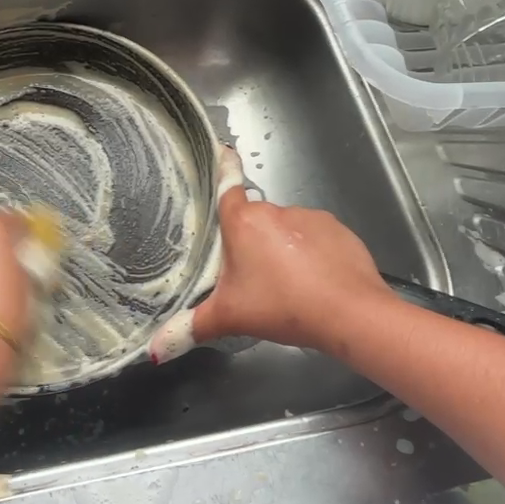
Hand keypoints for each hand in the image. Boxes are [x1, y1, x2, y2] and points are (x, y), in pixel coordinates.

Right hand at [178, 148, 392, 356]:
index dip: (221, 172)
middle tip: (253, 276)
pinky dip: (312, 253)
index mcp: (243, 221)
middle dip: (252, 242)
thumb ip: (192, 327)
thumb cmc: (282, 307)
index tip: (221, 153)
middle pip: (254, 219)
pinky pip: (315, 237)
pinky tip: (316, 281)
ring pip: (285, 229)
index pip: (226, 186)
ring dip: (283, 248)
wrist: (350, 313)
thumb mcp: (230, 318)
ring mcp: (309, 216)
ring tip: (289, 285)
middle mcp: (274, 210)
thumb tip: (154, 350)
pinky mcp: (338, 228)